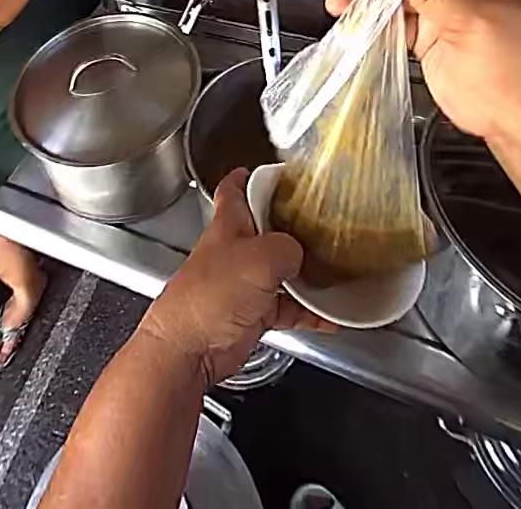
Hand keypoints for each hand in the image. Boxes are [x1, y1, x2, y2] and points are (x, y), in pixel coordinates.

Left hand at [135, 169, 332, 384]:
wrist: (188, 350)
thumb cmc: (209, 297)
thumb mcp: (261, 257)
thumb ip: (289, 247)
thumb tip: (302, 254)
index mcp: (229, 224)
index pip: (234, 189)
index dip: (246, 176)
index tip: (263, 169)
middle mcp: (236, 250)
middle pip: (267, 229)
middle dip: (292, 225)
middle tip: (319, 220)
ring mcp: (244, 283)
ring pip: (281, 270)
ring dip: (306, 273)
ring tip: (332, 269)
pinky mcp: (252, 314)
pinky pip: (287, 307)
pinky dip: (308, 312)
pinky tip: (328, 316)